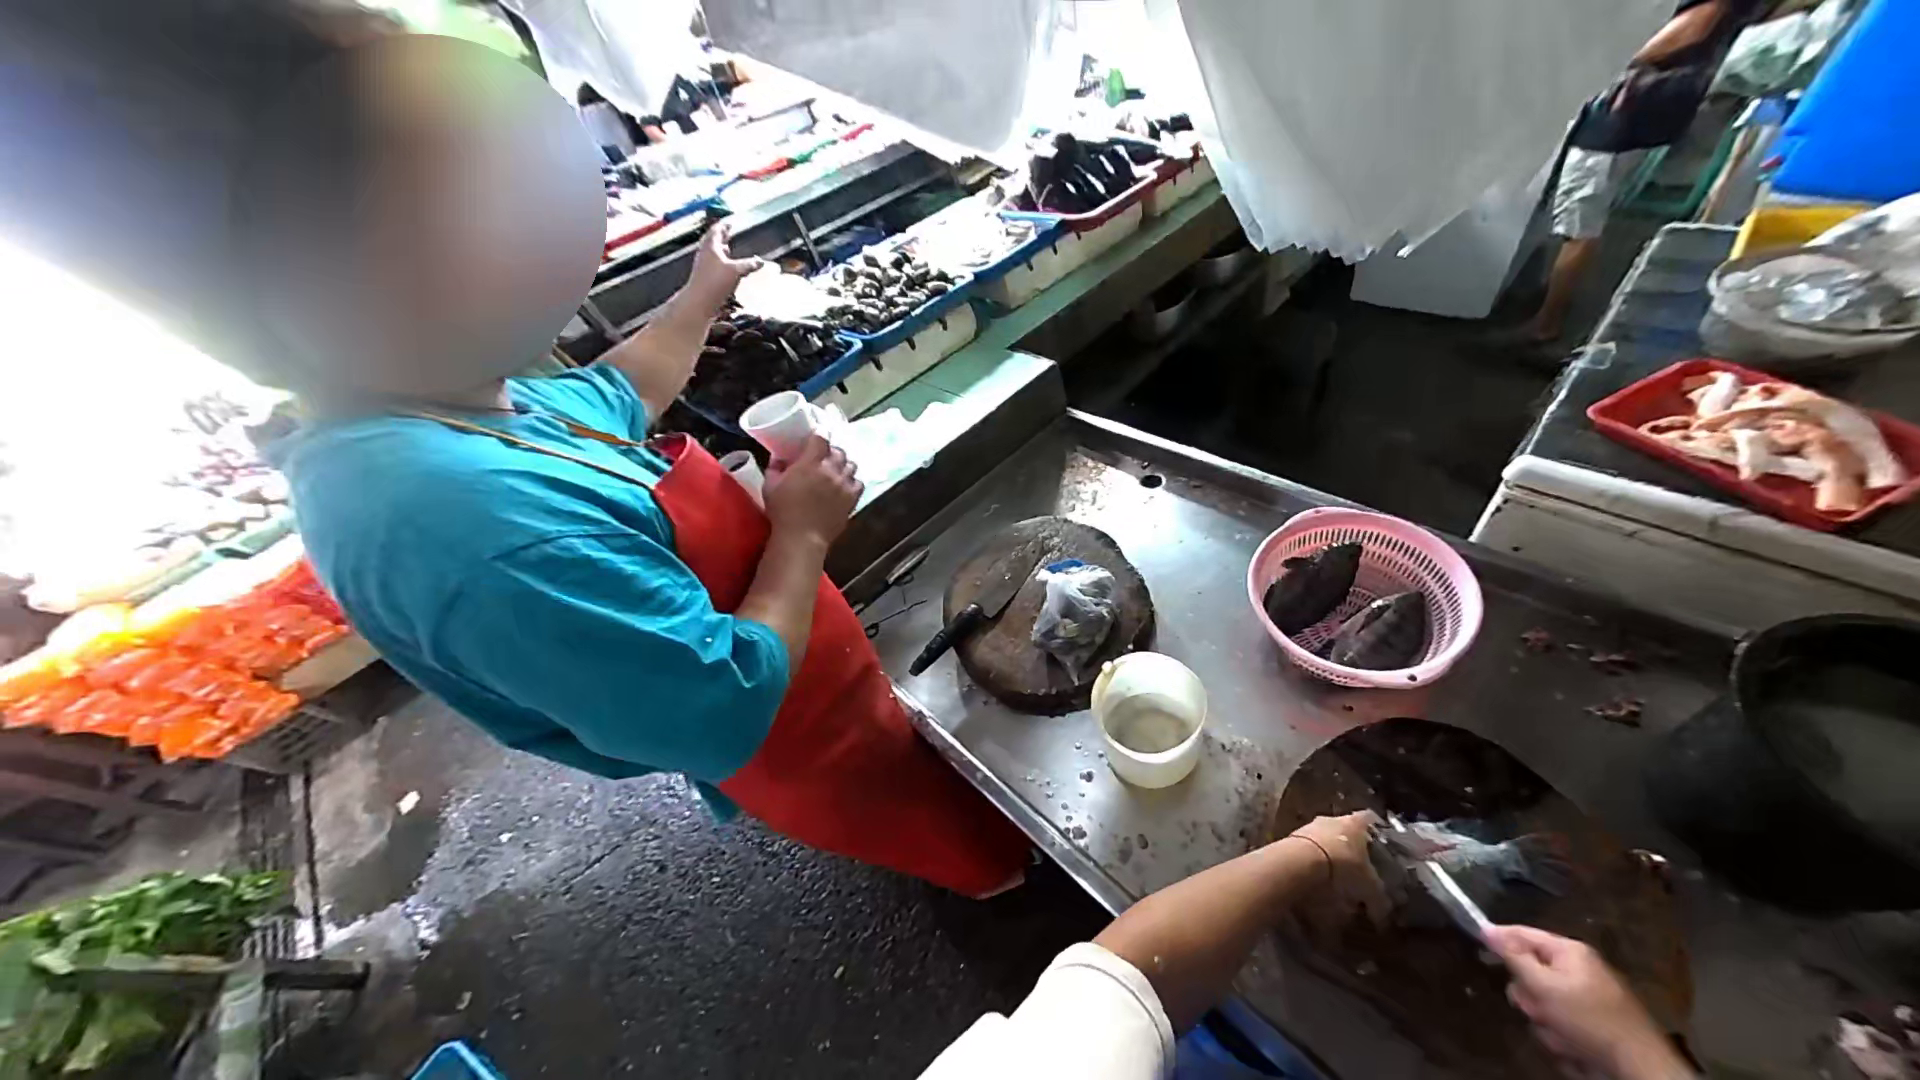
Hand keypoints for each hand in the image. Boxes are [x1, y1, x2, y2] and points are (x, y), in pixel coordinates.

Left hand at [684, 222, 761, 314]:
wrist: (700, 300)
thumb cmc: (716, 282)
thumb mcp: (736, 271)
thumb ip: (749, 265)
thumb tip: (760, 262)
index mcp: (710, 245)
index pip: (716, 230)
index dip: (724, 226)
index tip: (729, 223)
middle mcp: (705, 252)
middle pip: (712, 240)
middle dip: (721, 236)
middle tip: (728, 233)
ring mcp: (703, 263)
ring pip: (712, 251)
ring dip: (720, 248)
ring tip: (727, 248)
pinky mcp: (704, 275)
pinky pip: (712, 262)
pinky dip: (719, 260)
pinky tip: (726, 267)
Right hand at [762, 436, 860, 546]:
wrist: (802, 538)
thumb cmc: (782, 512)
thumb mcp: (770, 485)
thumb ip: (775, 467)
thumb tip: (778, 457)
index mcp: (810, 463)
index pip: (821, 438)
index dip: (818, 437)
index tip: (814, 440)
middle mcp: (831, 470)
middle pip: (838, 450)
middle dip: (831, 451)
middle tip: (823, 458)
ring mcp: (844, 485)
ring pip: (851, 465)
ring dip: (843, 465)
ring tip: (835, 471)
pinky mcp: (852, 499)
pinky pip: (858, 483)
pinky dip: (852, 481)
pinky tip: (844, 485)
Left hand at [1286, 811, 1388, 934]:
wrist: (1300, 861)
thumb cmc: (1344, 868)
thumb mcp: (1370, 888)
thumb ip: (1379, 899)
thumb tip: (1381, 914)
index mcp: (1355, 823)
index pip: (1369, 818)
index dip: (1376, 829)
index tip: (1382, 842)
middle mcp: (1331, 819)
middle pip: (1345, 828)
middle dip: (1352, 845)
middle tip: (1361, 864)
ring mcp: (1309, 825)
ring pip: (1325, 836)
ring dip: (1331, 851)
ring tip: (1338, 874)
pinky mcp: (1292, 836)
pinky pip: (1309, 846)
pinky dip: (1315, 858)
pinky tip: (1319, 875)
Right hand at [1487, 925, 1689, 1079]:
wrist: (1642, 1070)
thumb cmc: (1589, 1020)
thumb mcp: (1543, 985)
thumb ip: (1512, 955)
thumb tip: (1485, 927)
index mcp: (1570, 952)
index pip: (1521, 933)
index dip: (1498, 938)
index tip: (1477, 947)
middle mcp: (1578, 969)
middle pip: (1529, 971)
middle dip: (1528, 994)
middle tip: (1535, 1008)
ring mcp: (1588, 997)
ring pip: (1542, 1000)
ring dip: (1543, 1019)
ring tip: (1560, 1035)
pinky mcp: (1593, 1023)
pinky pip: (1560, 1020)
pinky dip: (1560, 1034)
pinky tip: (1572, 1047)